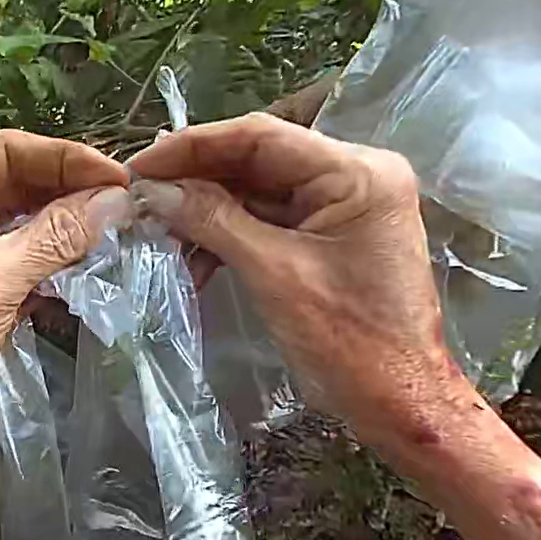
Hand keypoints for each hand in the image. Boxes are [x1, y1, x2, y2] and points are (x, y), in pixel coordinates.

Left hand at [0, 131, 127, 539]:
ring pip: (23, 214)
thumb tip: (118, 199)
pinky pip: (23, 246)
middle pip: (15, 179)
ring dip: (67, 219)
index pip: (3, 151)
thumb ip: (56, 234)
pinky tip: (89, 253)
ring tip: (115, 223)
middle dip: (69, 188)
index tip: (116, 174)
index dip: (64, 157)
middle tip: (124, 200)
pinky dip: (55, 249)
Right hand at [129, 113, 540, 539]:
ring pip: (260, 191)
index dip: (193, 147)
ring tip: (160, 231)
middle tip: (143, 195)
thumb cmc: (348, 344)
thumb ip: (214, 220)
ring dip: (209, 211)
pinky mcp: (332, 235)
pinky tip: (194, 253)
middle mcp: (355, 175)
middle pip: (260, 160)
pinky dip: (231, 234)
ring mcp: (345, 206)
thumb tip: (155, 190)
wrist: (399, 402)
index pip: (261, 137)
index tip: (141, 166)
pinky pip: (272, 220)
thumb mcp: (274, 275)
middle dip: (198, 180)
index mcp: (356, 172)